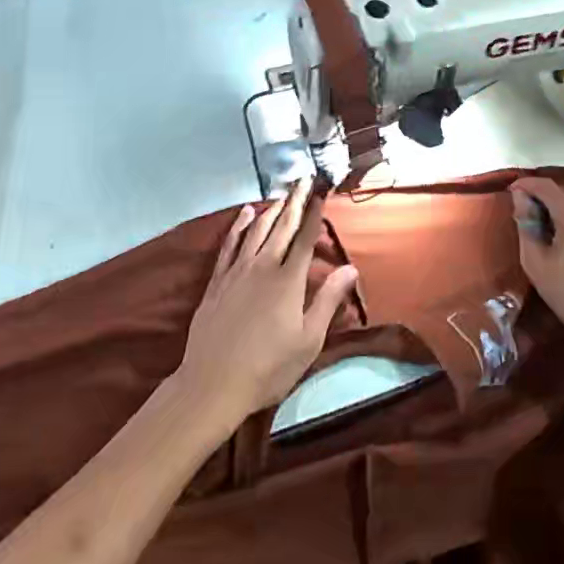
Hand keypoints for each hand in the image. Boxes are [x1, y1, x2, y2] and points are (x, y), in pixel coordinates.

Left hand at [174, 178, 358, 425]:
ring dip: (271, 209)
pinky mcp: (217, 282)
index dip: (315, 214)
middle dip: (295, 201)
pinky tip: (245, 214)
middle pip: (282, 227)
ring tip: (282, 194)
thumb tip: (350, 268)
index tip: (322, 192)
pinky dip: (239, 226)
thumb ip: (329, 300)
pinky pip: (229, 244)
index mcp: (289, 280)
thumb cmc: (268, 367)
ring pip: (256, 230)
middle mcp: (263, 267)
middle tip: (304, 180)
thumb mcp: (309, 340)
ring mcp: (237, 272)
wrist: (212, 384)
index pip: (306, 239)